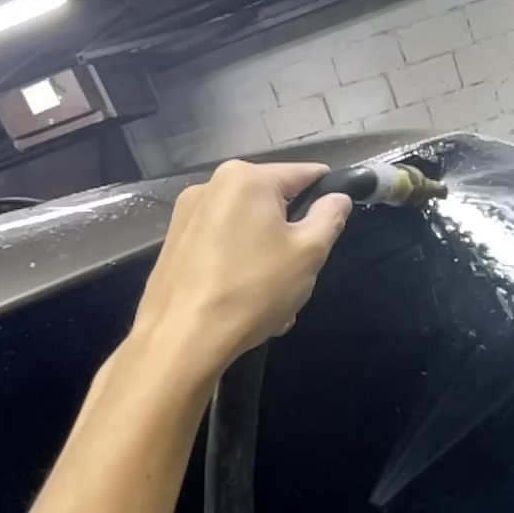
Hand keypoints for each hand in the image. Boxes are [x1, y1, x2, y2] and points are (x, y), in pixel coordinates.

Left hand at [132, 160, 351, 376]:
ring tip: (275, 295)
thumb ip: (329, 217)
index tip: (339, 222)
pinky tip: (247, 299)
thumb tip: (337, 199)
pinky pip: (225, 244)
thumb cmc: (254, 288)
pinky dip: (242, 264)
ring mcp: (187, 214)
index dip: (329, 194)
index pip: (305, 173)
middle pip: (274, 201)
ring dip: (270, 254)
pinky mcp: (174, 242)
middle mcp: (212, 185)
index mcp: (247, 179)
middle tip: (304, 270)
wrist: (183, 339)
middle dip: (293, 232)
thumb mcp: (310, 252)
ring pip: (250, 226)